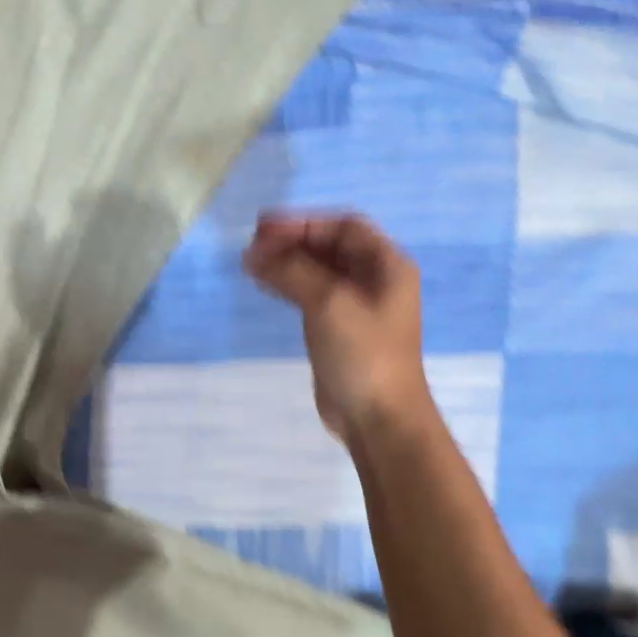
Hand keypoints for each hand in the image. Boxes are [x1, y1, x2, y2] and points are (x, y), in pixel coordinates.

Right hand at [243, 212, 432, 443]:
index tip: (262, 229)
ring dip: (287, 262)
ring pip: (319, 269)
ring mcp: (356, 305)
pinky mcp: (337, 327)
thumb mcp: (328, 303)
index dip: (304, 223)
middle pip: (331, 246)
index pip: (344, 227)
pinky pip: (311, 293)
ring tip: (251, 263)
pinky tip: (265, 284)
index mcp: (386, 266)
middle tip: (251, 245)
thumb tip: (253, 254)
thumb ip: (292, 272)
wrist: (377, 413)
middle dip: (292, 241)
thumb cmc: (362, 354)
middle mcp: (375, 279)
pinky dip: (288, 283)